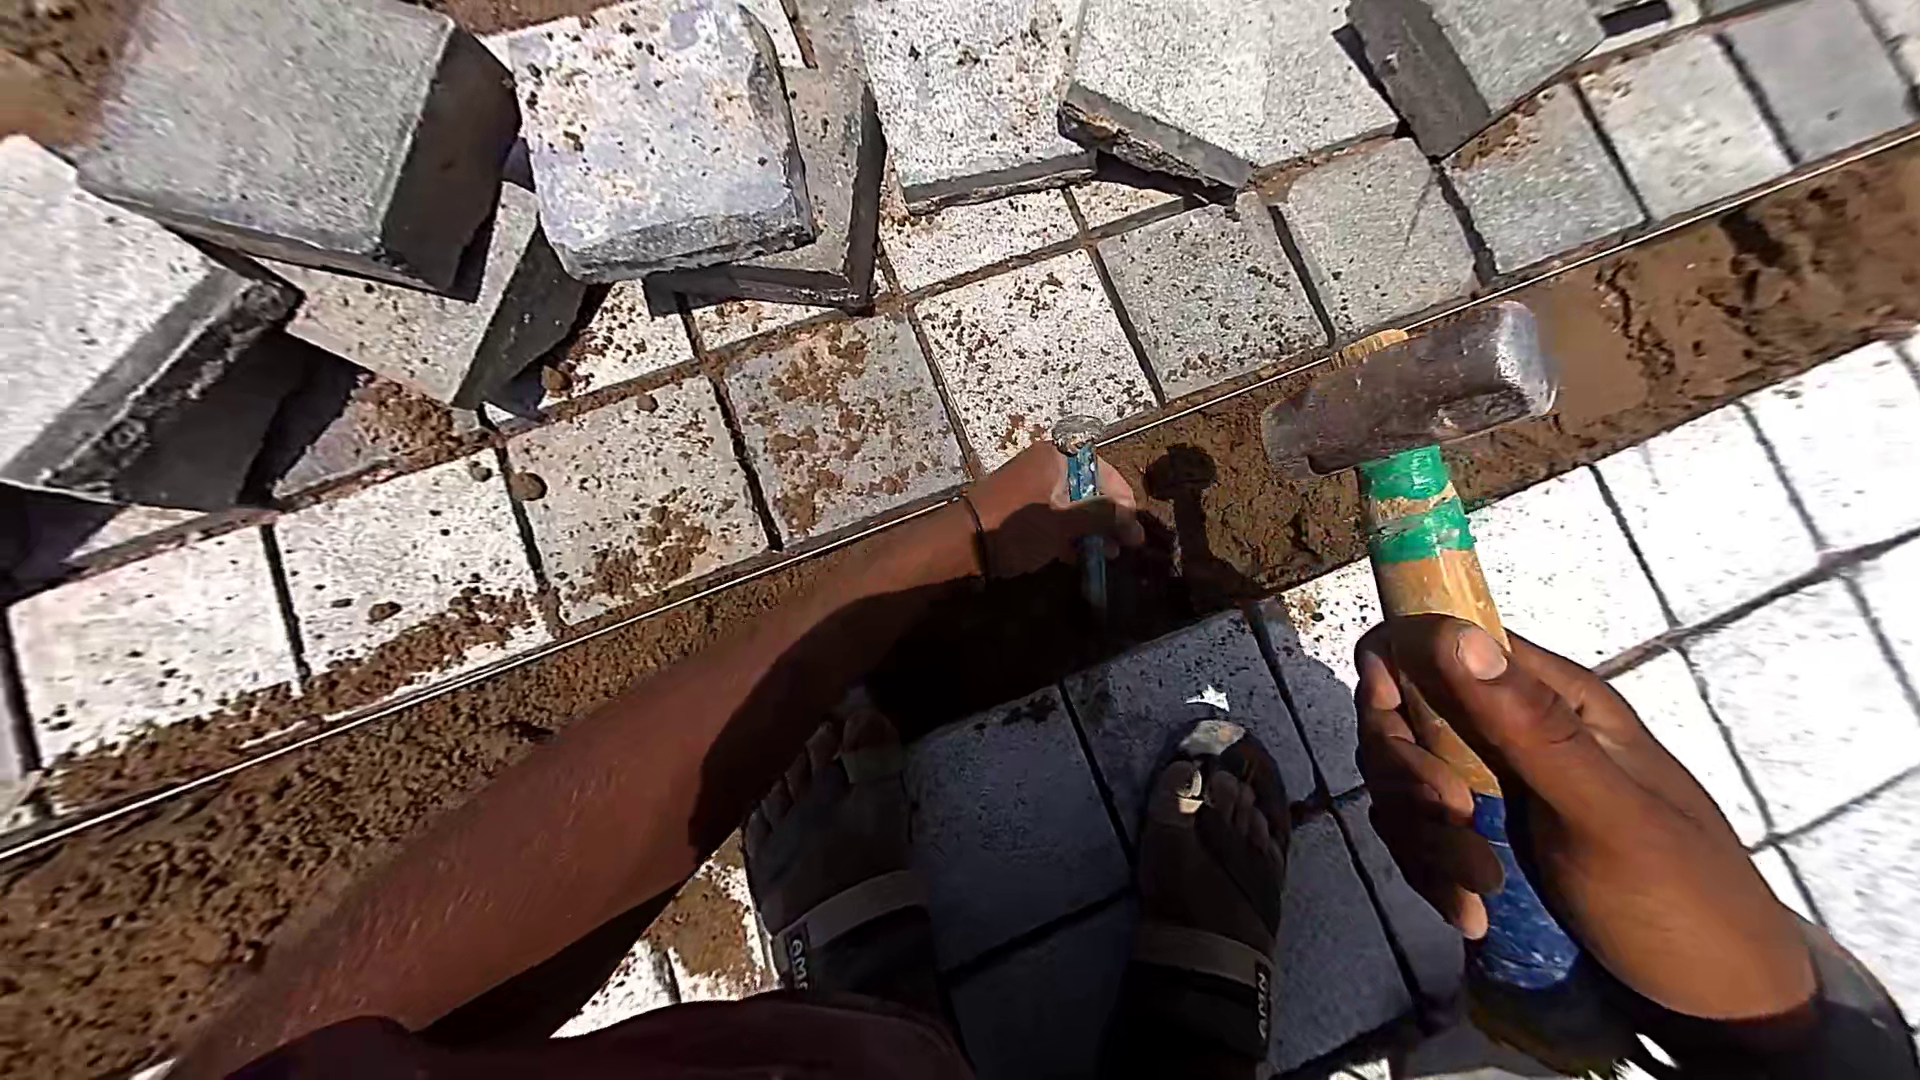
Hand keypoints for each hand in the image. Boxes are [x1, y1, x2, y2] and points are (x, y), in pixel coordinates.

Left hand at [963, 442, 1145, 578]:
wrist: (961, 545)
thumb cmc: (1016, 529)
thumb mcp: (1064, 523)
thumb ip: (1101, 516)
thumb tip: (1131, 516)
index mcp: (1056, 459)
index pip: (1103, 472)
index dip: (1122, 499)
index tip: (1133, 526)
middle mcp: (1044, 467)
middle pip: (1088, 489)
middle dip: (1108, 519)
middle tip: (1126, 545)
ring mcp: (1030, 488)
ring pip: (1071, 506)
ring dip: (1091, 530)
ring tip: (1108, 554)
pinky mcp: (1019, 510)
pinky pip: (1053, 517)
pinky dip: (1068, 534)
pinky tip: (1080, 555)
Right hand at [1355, 616, 1814, 1021]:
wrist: (1712, 1007)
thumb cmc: (1682, 900)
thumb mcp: (1612, 815)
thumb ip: (1531, 726)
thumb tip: (1455, 634)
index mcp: (1539, 695)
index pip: (1432, 639)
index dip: (1391, 664)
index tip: (1390, 714)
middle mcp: (1495, 724)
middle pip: (1391, 711)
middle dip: (1406, 770)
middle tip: (1452, 817)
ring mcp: (1471, 775)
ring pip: (1388, 775)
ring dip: (1419, 833)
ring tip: (1478, 886)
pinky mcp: (1456, 825)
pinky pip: (1401, 825)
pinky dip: (1423, 866)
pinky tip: (1468, 908)